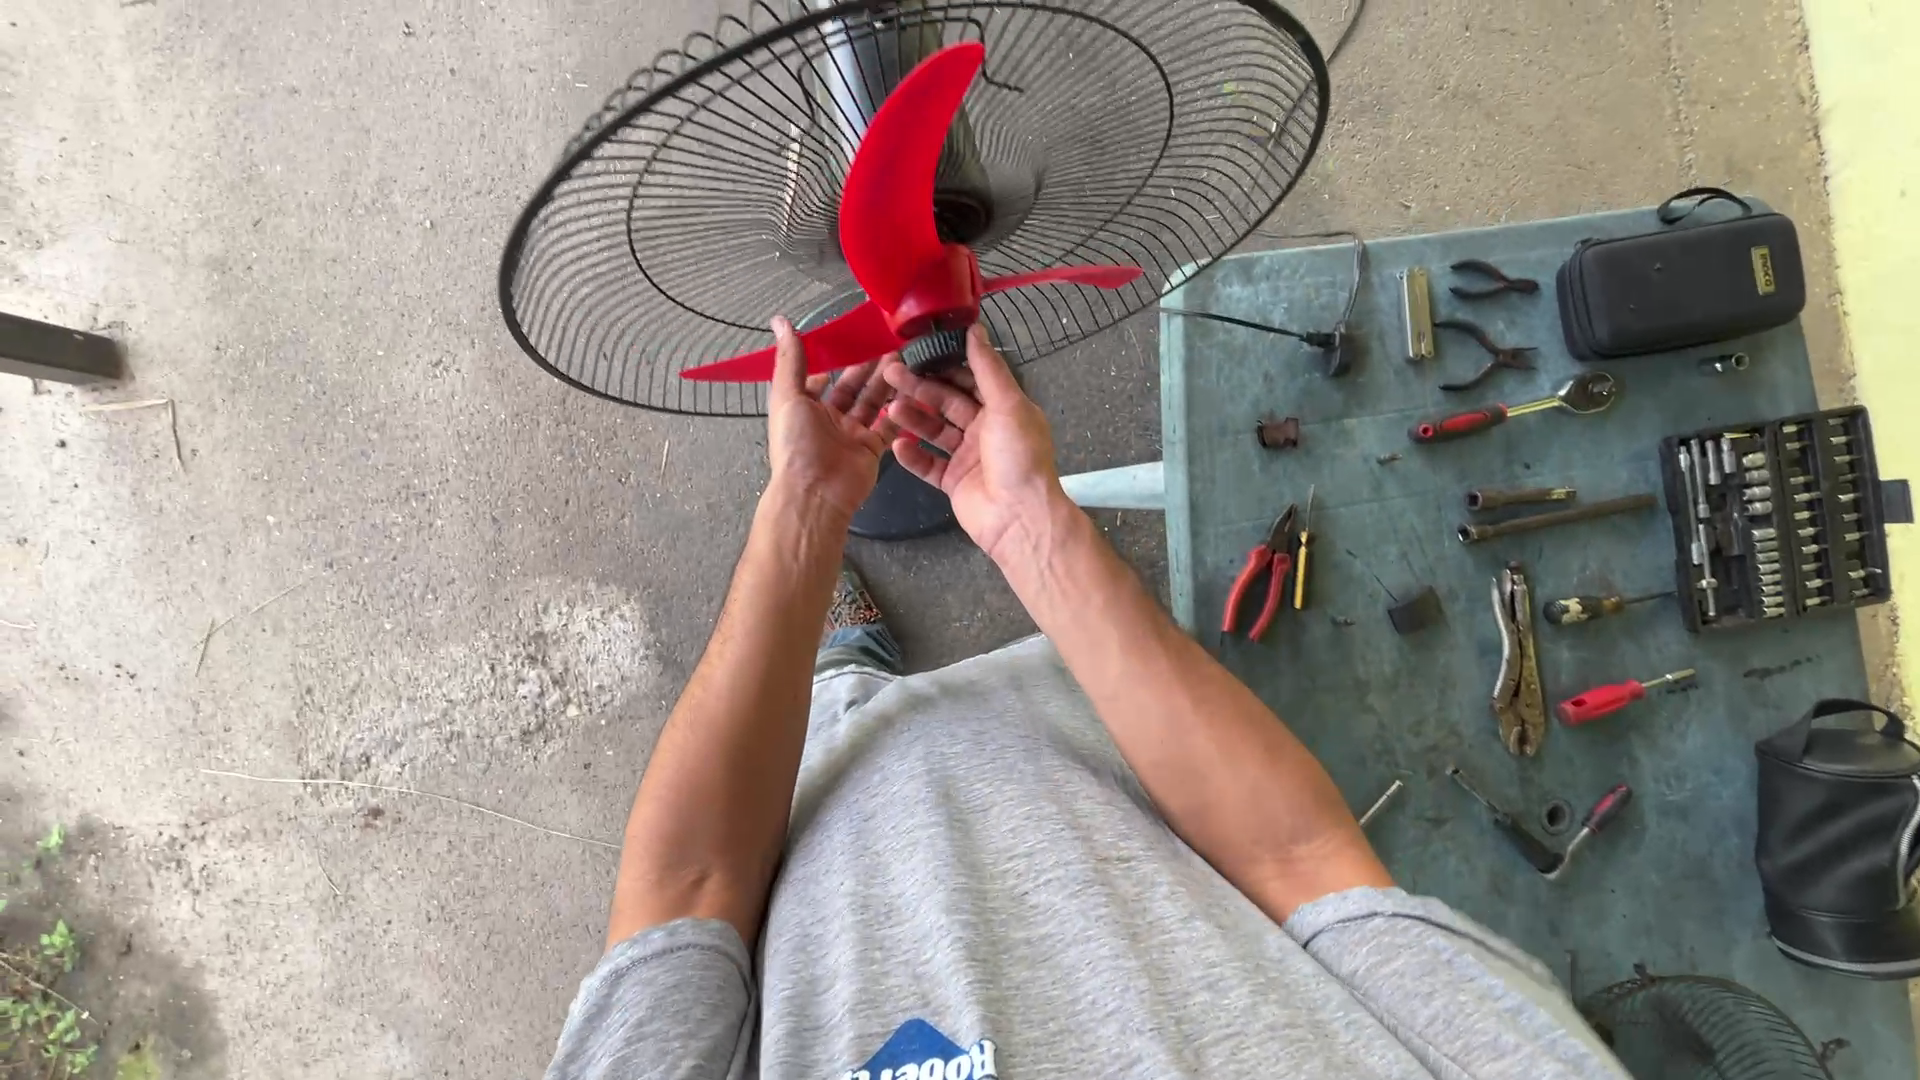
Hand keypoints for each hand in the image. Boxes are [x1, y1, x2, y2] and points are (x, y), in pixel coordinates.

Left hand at [765, 316, 895, 522]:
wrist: (816, 492)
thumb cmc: (797, 443)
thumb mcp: (787, 396)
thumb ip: (789, 360)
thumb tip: (780, 320)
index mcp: (805, 407)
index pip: (822, 377)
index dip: (837, 358)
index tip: (856, 337)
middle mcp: (829, 419)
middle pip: (852, 387)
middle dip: (868, 366)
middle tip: (889, 342)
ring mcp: (852, 435)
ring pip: (872, 402)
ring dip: (885, 382)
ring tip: (903, 358)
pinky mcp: (872, 449)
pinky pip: (889, 426)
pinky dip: (900, 410)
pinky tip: (913, 389)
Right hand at [882, 326, 1065, 561]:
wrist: (1019, 517)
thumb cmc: (1019, 457)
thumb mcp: (1008, 405)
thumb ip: (988, 367)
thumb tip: (976, 328)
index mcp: (1003, 409)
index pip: (970, 379)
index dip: (944, 365)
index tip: (918, 351)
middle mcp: (985, 430)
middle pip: (946, 403)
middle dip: (920, 388)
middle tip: (891, 374)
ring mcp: (968, 457)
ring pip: (934, 431)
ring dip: (912, 418)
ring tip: (890, 408)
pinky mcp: (953, 482)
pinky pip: (928, 464)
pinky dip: (912, 455)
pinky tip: (897, 444)